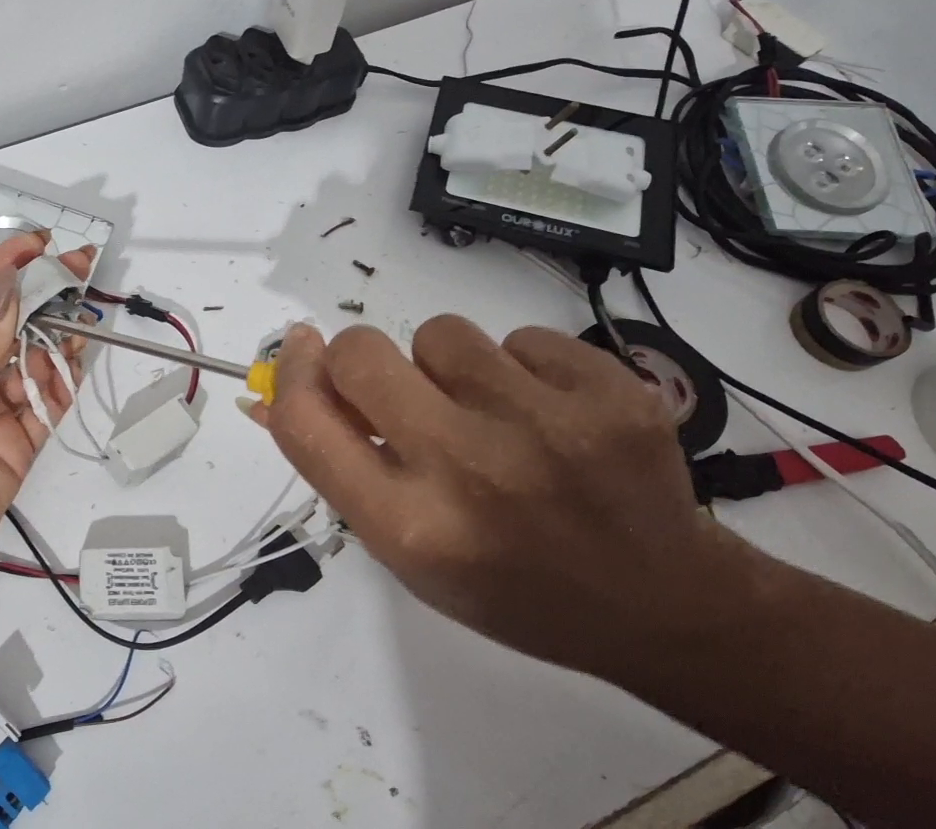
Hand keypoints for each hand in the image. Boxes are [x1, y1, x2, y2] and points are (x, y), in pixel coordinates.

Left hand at [0, 232, 91, 583]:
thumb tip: (8, 289)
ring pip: (35, 357)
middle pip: (11, 323)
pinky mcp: (21, 439)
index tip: (39, 243)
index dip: (4, 267)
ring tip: (81, 318)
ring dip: (57, 335)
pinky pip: (49, 400)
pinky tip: (77, 358)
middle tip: (80, 267)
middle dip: (42, 294)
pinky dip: (66, 378)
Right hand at [249, 316, 743, 676]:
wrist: (660, 602)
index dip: (291, 371)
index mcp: (410, 525)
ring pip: (442, 334)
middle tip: (398, 389)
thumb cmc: (509, 586)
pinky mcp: (610, 391)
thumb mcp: (407, 549)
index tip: (300, 348)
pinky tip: (550, 416)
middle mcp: (468, 469)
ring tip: (490, 414)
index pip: (308, 420)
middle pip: (361, 353)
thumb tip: (275, 389)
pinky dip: (521, 370)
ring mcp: (546, 424)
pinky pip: (521, 338)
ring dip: (448, 367)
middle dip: (361, 360)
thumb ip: (340, 467)